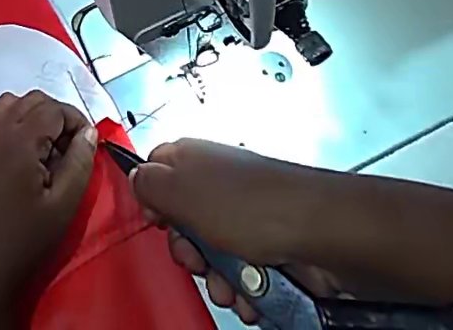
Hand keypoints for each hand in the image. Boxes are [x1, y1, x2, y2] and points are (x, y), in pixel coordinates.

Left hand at [0, 91, 98, 324]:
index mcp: (20, 138)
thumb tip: (88, 133)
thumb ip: (80, 162)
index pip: (54, 108)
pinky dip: (4, 120)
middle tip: (70, 150)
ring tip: (46, 149)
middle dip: (57, 117)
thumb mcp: (64, 205)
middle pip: (32, 100)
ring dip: (31, 115)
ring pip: (10, 103)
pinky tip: (16, 146)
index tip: (87, 145)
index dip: (76, 121)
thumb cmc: (24, 241)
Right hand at [131, 139, 357, 322]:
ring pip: (211, 250)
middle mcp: (213, 180)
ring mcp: (241, 212)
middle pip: (180, 218)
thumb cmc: (248, 206)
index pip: (153, 170)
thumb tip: (132, 177)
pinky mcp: (266, 242)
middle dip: (186, 249)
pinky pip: (241, 268)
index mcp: (189, 157)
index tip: (155, 224)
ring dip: (215, 276)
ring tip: (230, 287)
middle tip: (197, 261)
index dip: (149, 199)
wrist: (320, 233)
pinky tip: (249, 295)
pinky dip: (242, 287)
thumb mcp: (182, 192)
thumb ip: (149, 184)